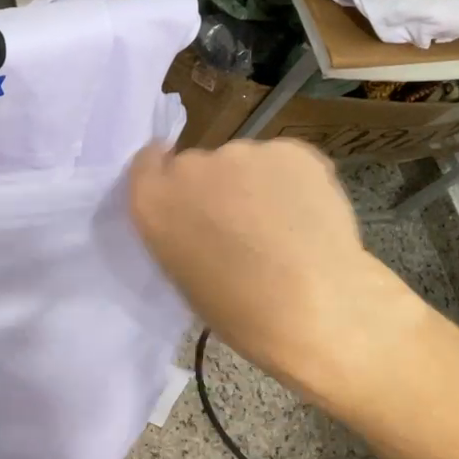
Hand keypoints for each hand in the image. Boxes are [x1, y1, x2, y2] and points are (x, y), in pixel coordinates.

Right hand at [128, 139, 423, 399]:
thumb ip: (178, 228)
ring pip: (244, 164)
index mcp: (153, 201)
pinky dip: (292, 180)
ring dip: (254, 184)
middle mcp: (190, 167)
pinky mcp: (291, 150)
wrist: (311, 306)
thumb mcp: (180, 269)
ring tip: (282, 223)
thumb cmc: (236, 307)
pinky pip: (284, 161)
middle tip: (240, 224)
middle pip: (198, 165)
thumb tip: (200, 218)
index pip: (147, 164)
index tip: (184, 193)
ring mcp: (241, 153)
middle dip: (215, 187)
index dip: (166, 174)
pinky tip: (307, 213)